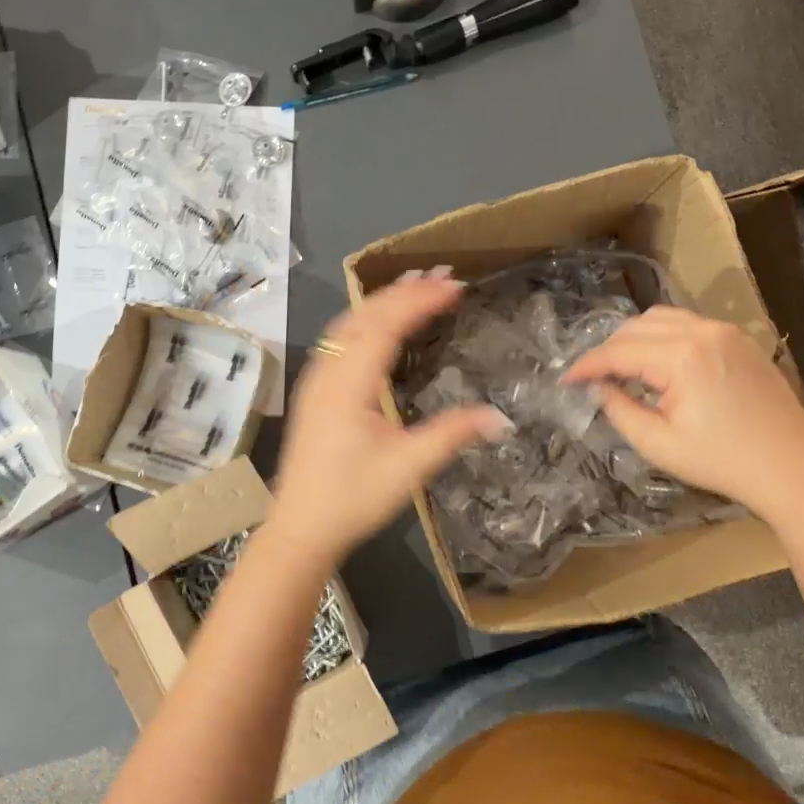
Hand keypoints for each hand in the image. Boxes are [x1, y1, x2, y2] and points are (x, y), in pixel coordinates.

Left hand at [268, 271, 509, 561]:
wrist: (301, 528)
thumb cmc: (353, 498)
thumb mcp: (409, 468)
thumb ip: (453, 435)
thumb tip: (501, 418)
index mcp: (349, 382)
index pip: (387, 324)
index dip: (421, 301)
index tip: (455, 285)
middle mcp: (328, 372)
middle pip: (365, 316)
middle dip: (403, 291)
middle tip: (441, 276)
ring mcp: (316, 382)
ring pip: (348, 325)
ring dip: (382, 303)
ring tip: (415, 287)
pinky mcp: (315, 395)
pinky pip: (340, 341)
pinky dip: (366, 321)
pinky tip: (380, 326)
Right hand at [561, 306, 803, 517]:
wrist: (790, 466)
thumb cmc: (721, 462)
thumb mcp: (658, 444)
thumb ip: (619, 409)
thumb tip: (598, 387)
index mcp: (681, 358)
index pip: (618, 351)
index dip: (587, 365)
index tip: (566, 380)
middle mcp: (703, 332)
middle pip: (637, 326)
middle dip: (609, 349)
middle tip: (593, 378)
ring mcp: (725, 331)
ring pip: (662, 318)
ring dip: (635, 338)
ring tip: (622, 368)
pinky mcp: (739, 339)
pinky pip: (689, 325)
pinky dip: (663, 337)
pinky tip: (658, 364)